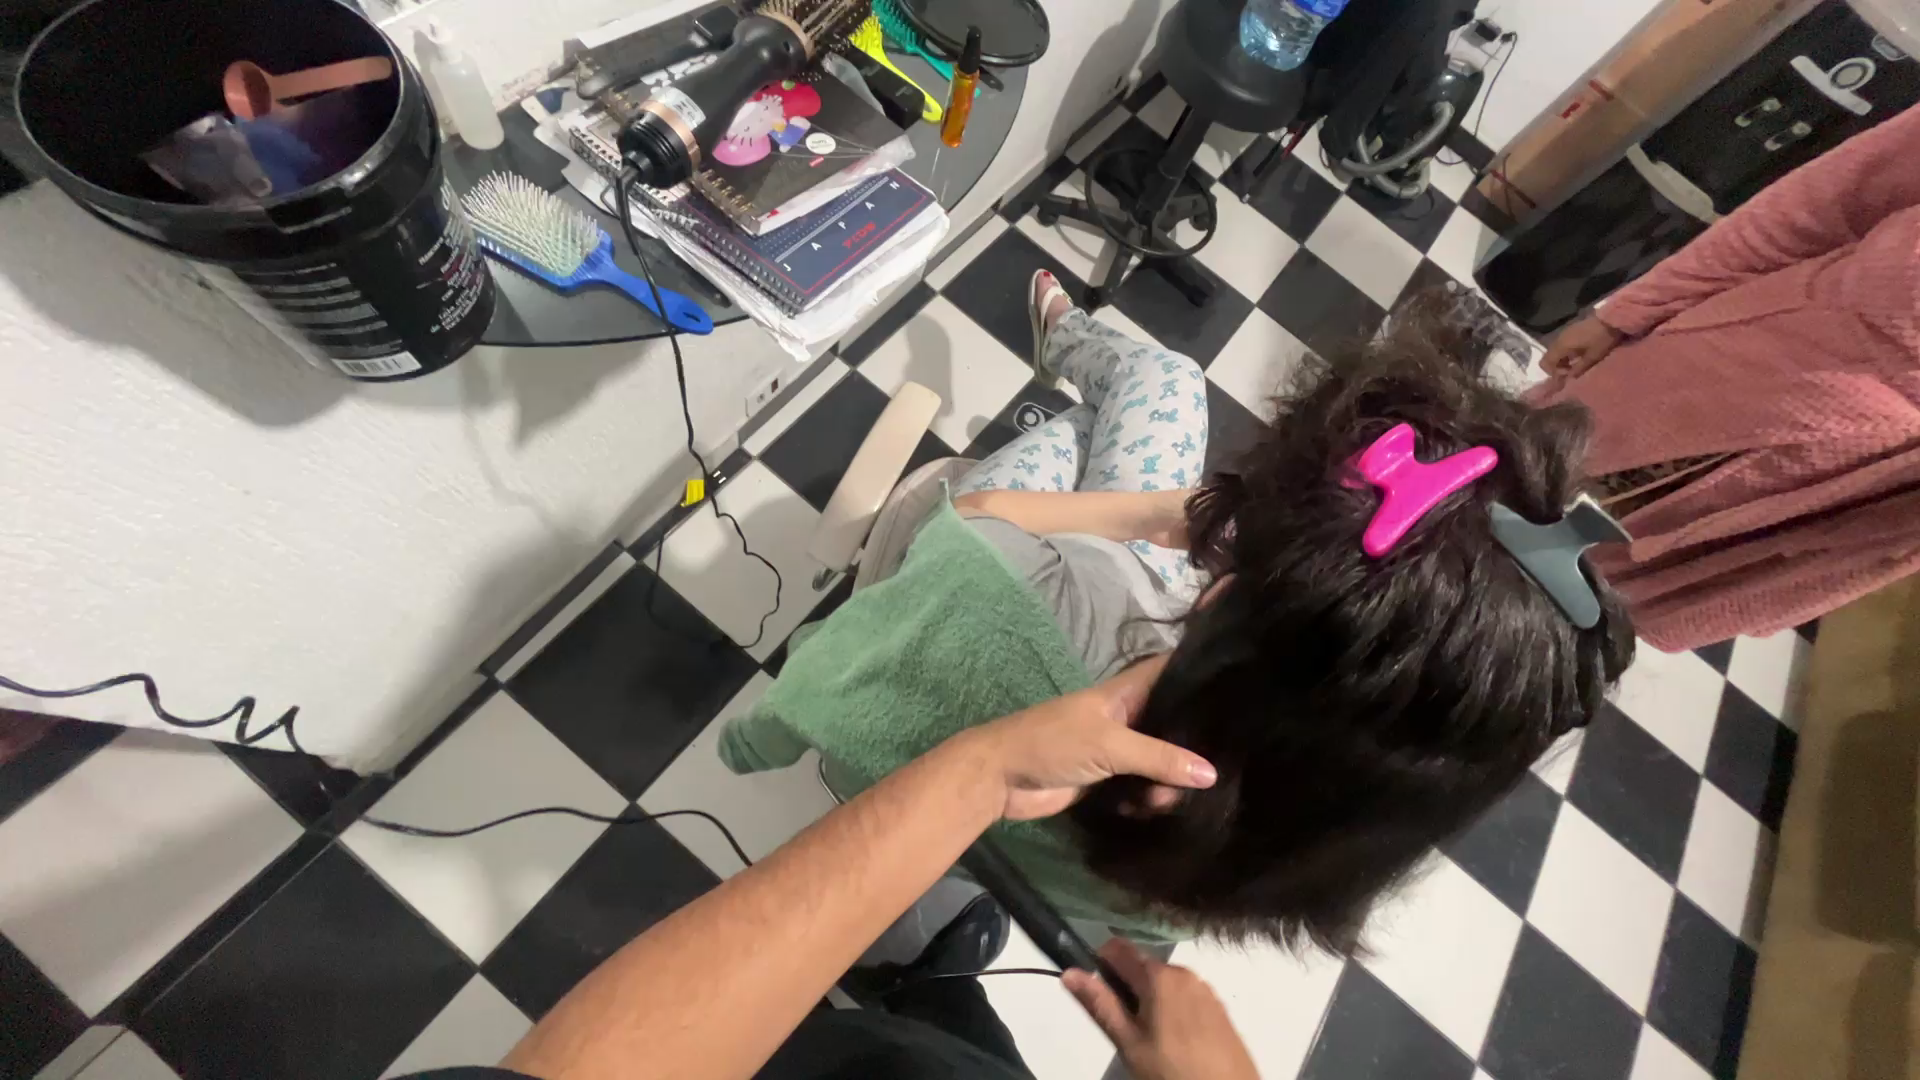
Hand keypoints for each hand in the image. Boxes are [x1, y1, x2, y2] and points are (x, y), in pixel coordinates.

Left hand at [965, 655, 1216, 820]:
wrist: (1000, 778)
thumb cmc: (1052, 743)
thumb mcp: (1109, 744)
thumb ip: (1159, 757)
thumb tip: (1211, 773)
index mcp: (1123, 693)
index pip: (1169, 671)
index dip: (1200, 672)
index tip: (1239, 685)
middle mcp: (1125, 717)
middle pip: (1171, 722)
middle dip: (1193, 744)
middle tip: (1217, 767)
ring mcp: (1115, 749)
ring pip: (1160, 760)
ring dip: (1168, 782)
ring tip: (1162, 800)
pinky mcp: (1107, 779)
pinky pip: (1141, 786)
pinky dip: (1149, 798)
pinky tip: (1150, 811)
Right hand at [1063, 940, 1258, 1079]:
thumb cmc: (1173, 1075)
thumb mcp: (1130, 1046)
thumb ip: (1100, 1004)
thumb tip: (1069, 972)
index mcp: (1158, 976)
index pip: (1117, 947)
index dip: (1101, 963)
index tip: (1101, 994)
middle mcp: (1182, 971)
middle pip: (1142, 966)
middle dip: (1129, 989)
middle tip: (1129, 1031)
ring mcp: (1205, 988)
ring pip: (1164, 982)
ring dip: (1152, 1000)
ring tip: (1155, 1043)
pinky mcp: (1220, 1007)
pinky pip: (1187, 995)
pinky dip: (1175, 1010)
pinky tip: (1180, 1045)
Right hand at [1541, 314, 1622, 378]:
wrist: (1613, 317)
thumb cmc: (1602, 338)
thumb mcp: (1593, 356)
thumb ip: (1579, 368)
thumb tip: (1570, 378)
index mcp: (1561, 347)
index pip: (1546, 363)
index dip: (1553, 372)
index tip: (1568, 374)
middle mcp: (1557, 340)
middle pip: (1548, 357)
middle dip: (1556, 366)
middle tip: (1571, 370)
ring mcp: (1563, 334)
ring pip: (1554, 351)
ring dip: (1561, 359)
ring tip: (1575, 362)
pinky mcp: (1570, 330)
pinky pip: (1560, 345)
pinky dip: (1564, 352)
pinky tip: (1578, 352)